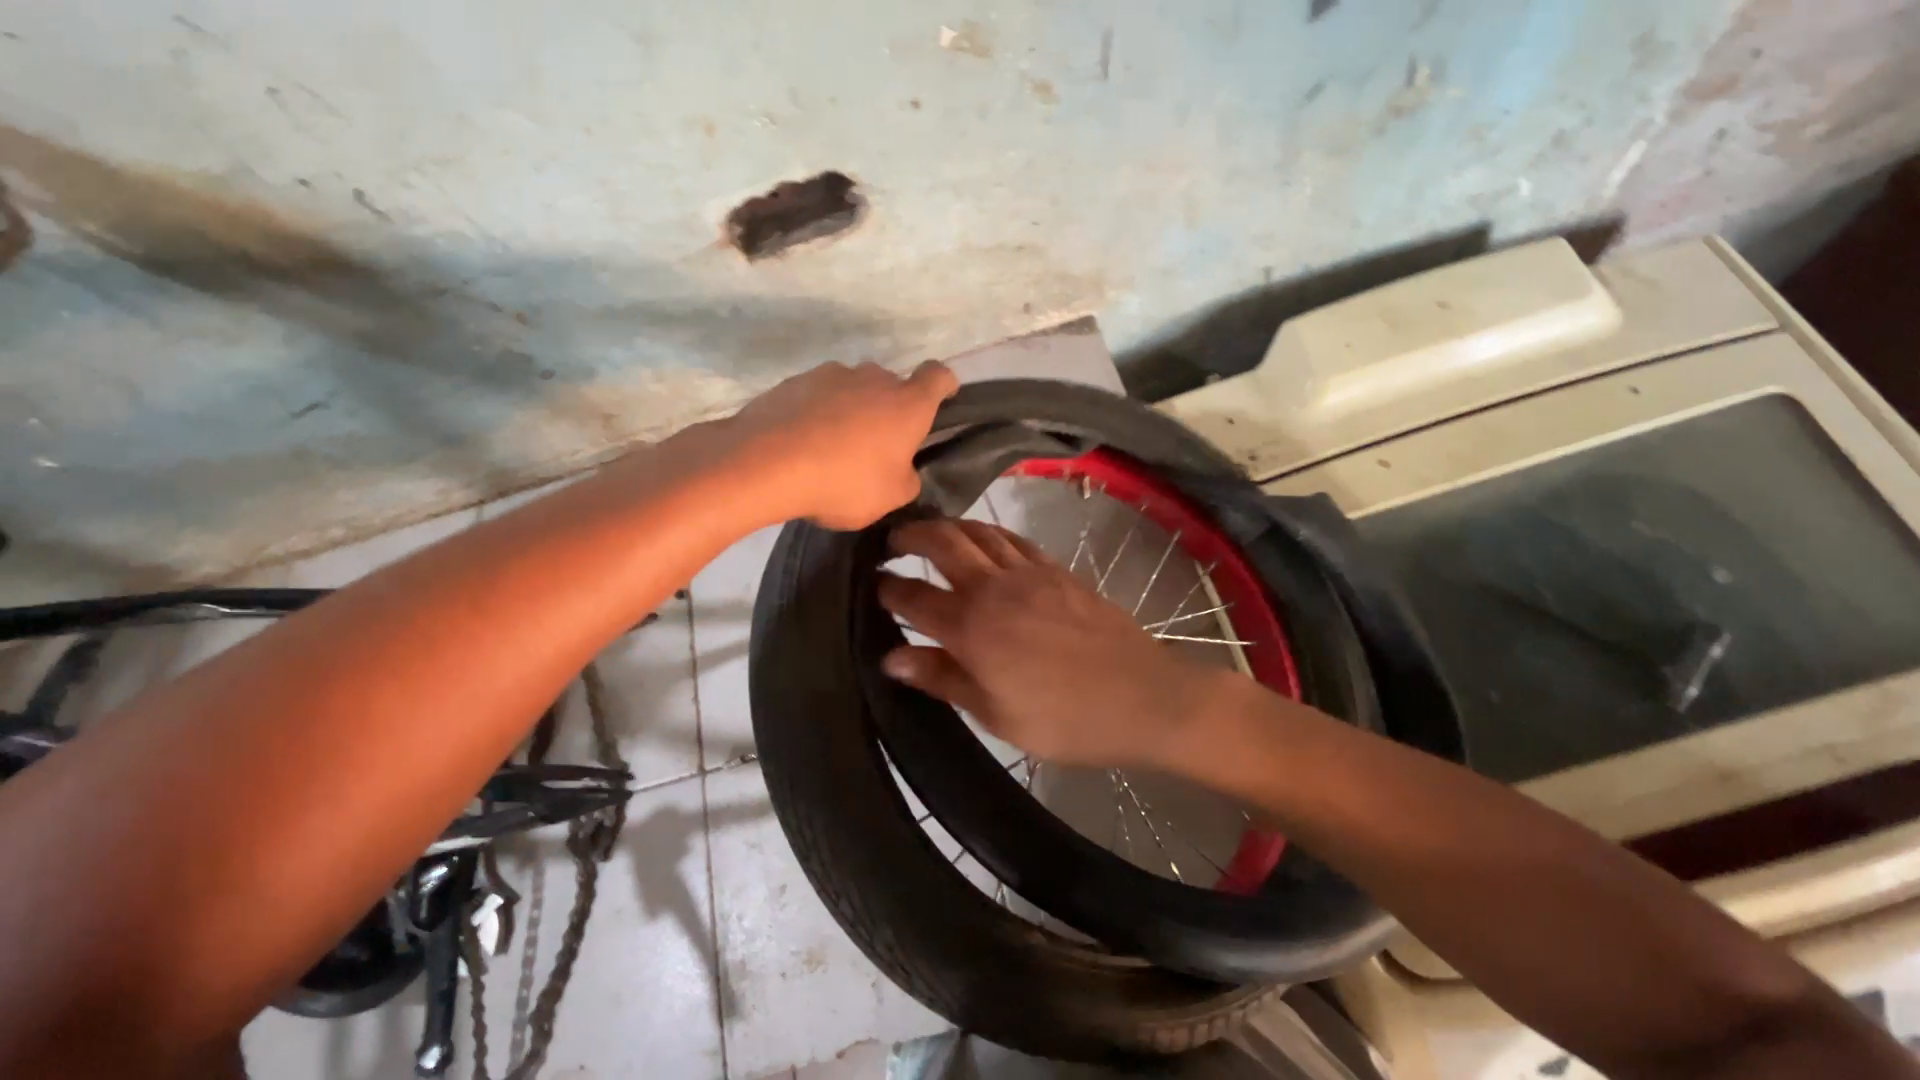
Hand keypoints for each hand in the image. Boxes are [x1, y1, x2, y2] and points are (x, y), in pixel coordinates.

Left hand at [725, 361, 957, 528]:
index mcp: (907, 403)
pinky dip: (815, 415)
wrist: (766, 463)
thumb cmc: (845, 481)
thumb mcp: (891, 497)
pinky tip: (801, 446)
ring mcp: (830, 375)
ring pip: (851, 390)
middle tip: (875, 449)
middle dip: (887, 411)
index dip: (943, 386)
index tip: (941, 400)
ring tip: (831, 450)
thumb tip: (902, 469)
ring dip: (849, 412)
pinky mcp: (793, 382)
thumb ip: (907, 479)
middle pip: (890, 386)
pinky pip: (815, 398)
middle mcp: (873, 378)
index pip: (938, 376)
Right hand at [877, 518, 1237, 769]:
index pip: (914, 596)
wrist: (1145, 697)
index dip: (887, 588)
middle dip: (910, 535)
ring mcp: (1029, 573)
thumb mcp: (996, 715)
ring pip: (979, 531)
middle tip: (891, 540)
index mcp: (972, 628)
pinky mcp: (1058, 570)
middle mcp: (994, 588)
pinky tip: (984, 541)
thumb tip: (891, 657)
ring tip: (930, 532)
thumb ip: (943, 679)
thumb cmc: (1065, 720)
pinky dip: (988, 532)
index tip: (870, 584)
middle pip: (943, 542)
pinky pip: (1013, 538)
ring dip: (948, 526)